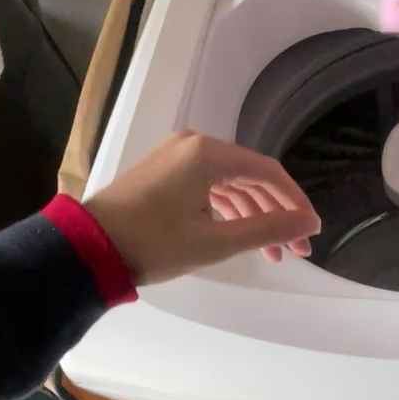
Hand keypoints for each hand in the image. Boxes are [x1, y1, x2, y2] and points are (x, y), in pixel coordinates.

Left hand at [84, 131, 320, 284]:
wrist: (87, 248)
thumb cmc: (153, 243)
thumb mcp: (215, 241)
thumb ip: (267, 229)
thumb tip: (308, 223)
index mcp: (208, 153)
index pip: (269, 173)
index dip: (295, 202)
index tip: (311, 232)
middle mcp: (195, 145)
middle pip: (251, 177)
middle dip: (276, 214)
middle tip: (295, 250)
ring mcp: (177, 156)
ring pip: (230, 183)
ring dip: (253, 216)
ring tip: (271, 254)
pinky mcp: (164, 171)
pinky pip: (208, 186)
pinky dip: (227, 210)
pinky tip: (240, 236)